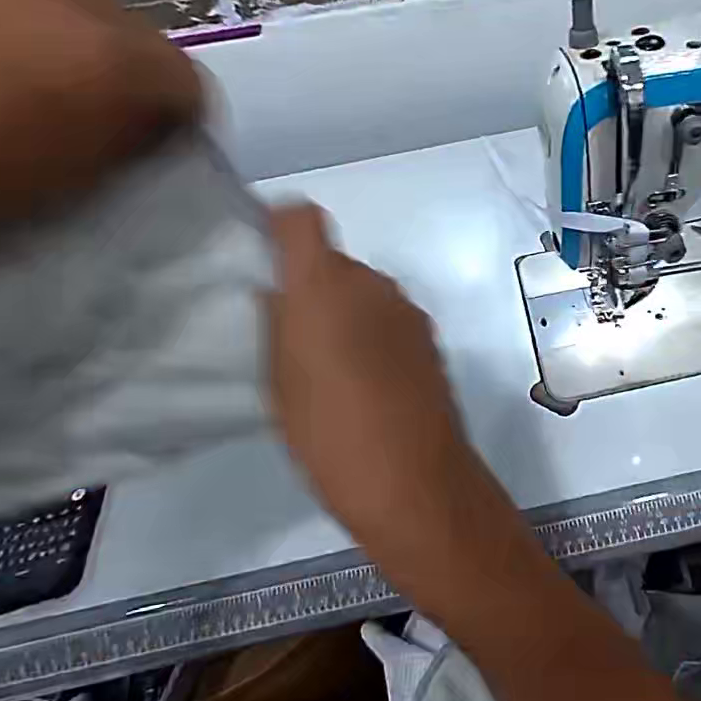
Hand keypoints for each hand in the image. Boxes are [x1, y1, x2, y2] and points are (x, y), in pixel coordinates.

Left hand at [0, 0, 199, 262]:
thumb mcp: (71, 183)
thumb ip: (123, 141)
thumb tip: (144, 123)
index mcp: (110, 66)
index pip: (186, 80)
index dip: (179, 115)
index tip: (160, 135)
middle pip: (128, 26)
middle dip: (121, 66)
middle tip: (89, 104)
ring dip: (56, 16)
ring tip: (19, 50)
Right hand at [263, 204, 495, 538]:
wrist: (415, 481)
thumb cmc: (330, 436)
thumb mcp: (279, 384)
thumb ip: (278, 326)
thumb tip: (281, 295)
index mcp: (324, 287)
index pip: (302, 219)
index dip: (281, 228)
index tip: (267, 258)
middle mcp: (374, 286)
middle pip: (337, 263)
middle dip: (315, 287)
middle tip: (296, 334)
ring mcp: (410, 312)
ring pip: (367, 293)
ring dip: (348, 313)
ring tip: (333, 367)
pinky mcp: (433, 340)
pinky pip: (392, 321)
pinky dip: (376, 334)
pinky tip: (368, 381)